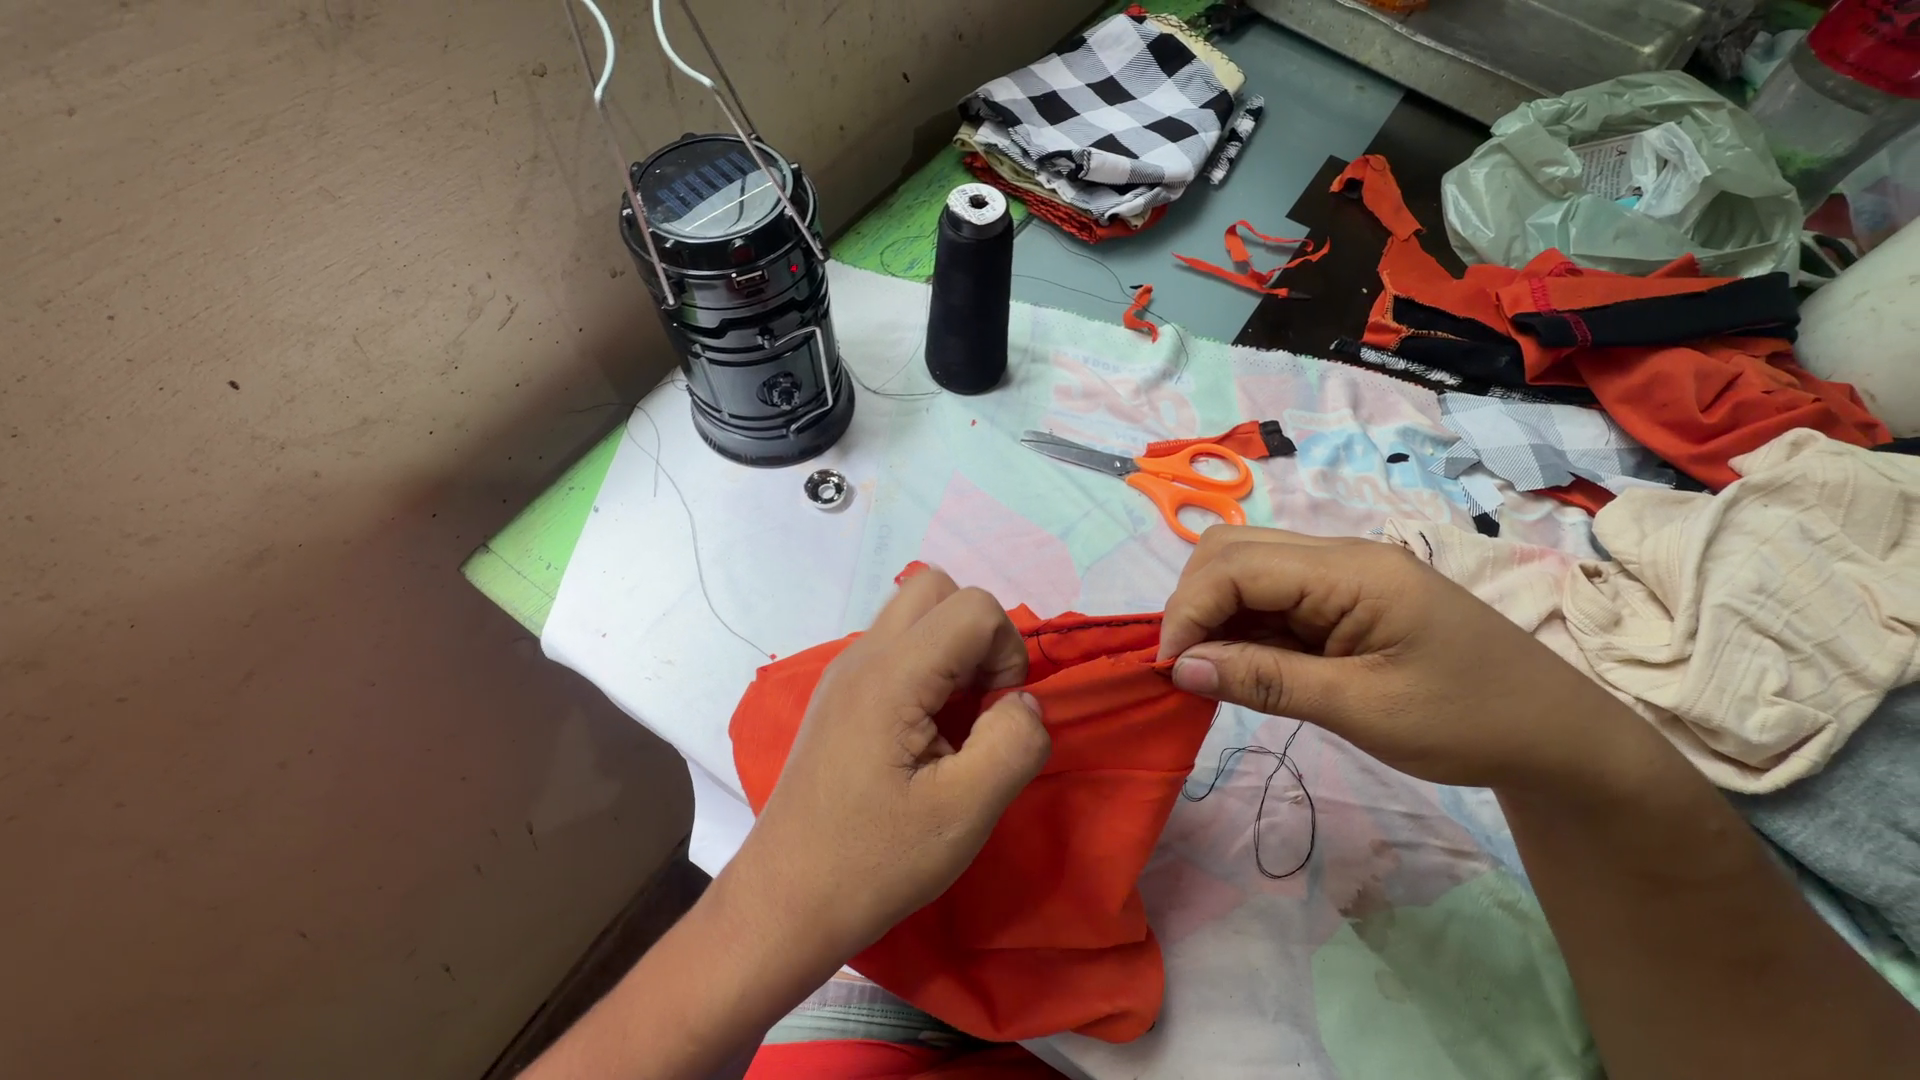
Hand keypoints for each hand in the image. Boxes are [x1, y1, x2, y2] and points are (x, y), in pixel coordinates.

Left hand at [733, 567, 1050, 959]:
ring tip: (951, 724)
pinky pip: (896, 649)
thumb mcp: (966, 813)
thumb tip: (1024, 703)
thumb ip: (1014, 743)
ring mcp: (844, 673)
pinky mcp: (840, 697)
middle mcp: (862, 656)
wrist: (786, 900)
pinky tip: (921, 739)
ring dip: (951, 653)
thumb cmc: (875, 861)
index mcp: (890, 675)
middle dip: (978, 637)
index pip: (974, 606)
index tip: (995, 718)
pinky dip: (926, 672)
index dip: (1006, 654)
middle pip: (937, 588)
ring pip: (915, 615)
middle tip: (976, 706)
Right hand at [1158, 526, 1646, 790]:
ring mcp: (1342, 573)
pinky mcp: (1343, 597)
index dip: (1187, 612)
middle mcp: (1341, 556)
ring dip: (1214, 615)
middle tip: (1188, 669)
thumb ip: (1266, 681)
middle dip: (1193, 604)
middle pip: (1231, 550)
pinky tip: (1244, 664)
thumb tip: (1180, 667)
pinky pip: (1271, 595)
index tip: (1169, 670)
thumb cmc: (1470, 723)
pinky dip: (1242, 626)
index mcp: (1353, 570)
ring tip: (1213, 672)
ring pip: (1245, 568)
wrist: (1555, 737)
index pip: (1236, 566)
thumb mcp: (1362, 710)